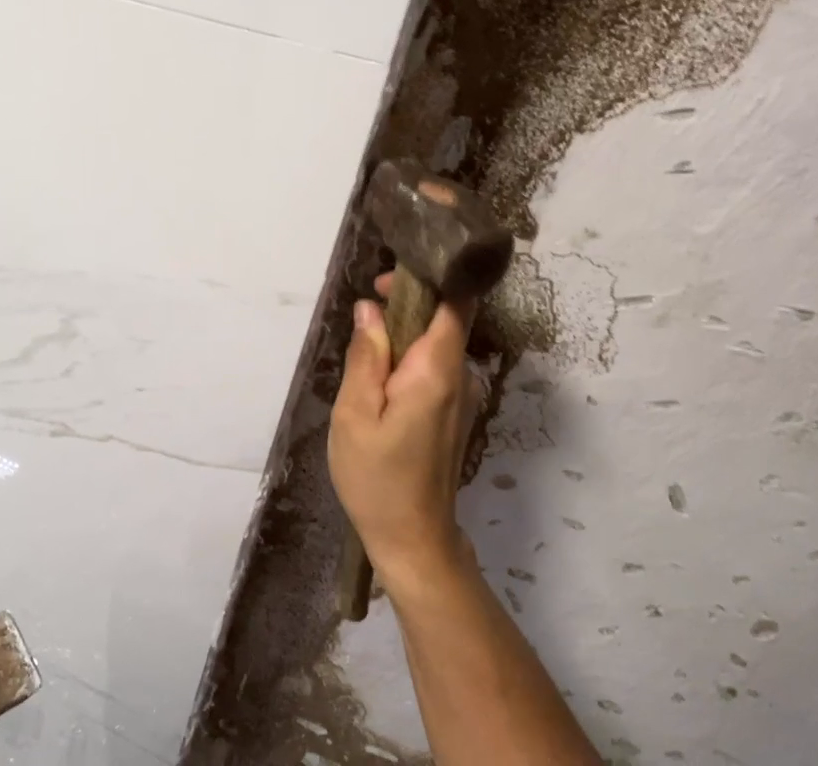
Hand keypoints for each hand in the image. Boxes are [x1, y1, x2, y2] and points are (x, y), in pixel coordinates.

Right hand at [328, 273, 474, 592]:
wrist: (413, 539)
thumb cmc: (377, 479)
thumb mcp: (354, 415)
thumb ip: (365, 357)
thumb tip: (370, 310)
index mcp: (438, 372)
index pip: (455, 302)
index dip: (428, 278)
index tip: (386, 280)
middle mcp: (461, 377)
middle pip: (445, 319)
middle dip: (406, 304)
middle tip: (363, 312)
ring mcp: (462, 396)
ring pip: (437, 344)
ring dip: (404, 335)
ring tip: (363, 350)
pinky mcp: (455, 412)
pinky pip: (435, 368)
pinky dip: (409, 360)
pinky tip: (378, 382)